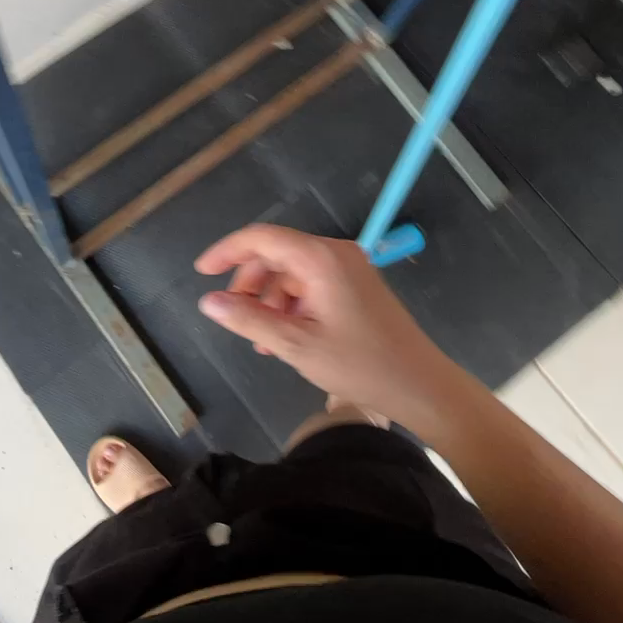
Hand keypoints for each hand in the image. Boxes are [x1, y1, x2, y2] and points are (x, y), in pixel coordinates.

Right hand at [194, 224, 470, 422]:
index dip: (227, 251)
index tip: (202, 272)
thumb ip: (248, 318)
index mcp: (320, 259)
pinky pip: (310, 283)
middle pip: (276, 252)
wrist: (420, 385)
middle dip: (248, 280)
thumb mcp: (294, 344)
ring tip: (257, 335)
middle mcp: (335, 253)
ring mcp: (349, 268)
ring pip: (292, 270)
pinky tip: (281, 336)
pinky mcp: (356, 286)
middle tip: (230, 312)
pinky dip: (289, 303)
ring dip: (268, 297)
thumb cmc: (358, 363)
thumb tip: (208, 301)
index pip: (262, 237)